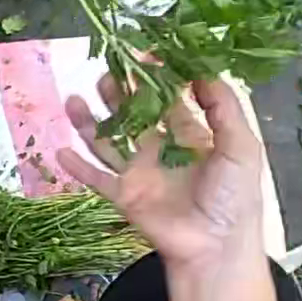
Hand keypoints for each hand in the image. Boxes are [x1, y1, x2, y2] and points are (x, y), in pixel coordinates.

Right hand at [59, 76, 266, 278]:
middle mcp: (159, 150)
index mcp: (188, 136)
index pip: (167, 100)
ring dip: (89, 122)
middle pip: (131, 115)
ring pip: (107, 142)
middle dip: (117, 94)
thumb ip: (222, 106)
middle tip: (105, 72)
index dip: (154, 78)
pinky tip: (61, 151)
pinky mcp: (124, 195)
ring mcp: (139, 173)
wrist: (216, 246)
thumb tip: (201, 69)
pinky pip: (96, 179)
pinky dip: (78, 167)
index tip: (141, 54)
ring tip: (74, 100)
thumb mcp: (240, 144)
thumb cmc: (234, 196)